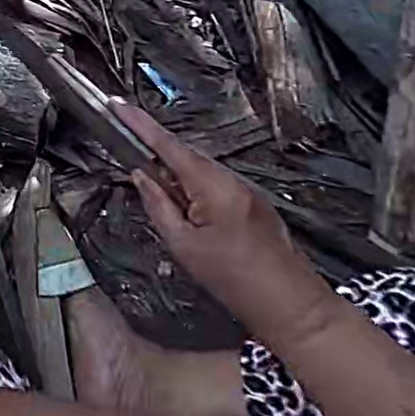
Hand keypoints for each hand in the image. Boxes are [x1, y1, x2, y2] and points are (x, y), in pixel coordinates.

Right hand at [116, 104, 340, 348]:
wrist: (298, 312)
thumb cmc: (236, 282)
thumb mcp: (183, 245)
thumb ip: (156, 204)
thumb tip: (140, 176)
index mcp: (212, 186)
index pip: (166, 144)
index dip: (138, 121)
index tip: (116, 103)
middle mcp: (231, 180)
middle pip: (183, 154)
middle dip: (156, 155)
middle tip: (132, 164)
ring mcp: (247, 191)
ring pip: (199, 170)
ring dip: (176, 177)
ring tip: (168, 205)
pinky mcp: (255, 204)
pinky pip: (214, 183)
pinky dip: (195, 188)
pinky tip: (192, 214)